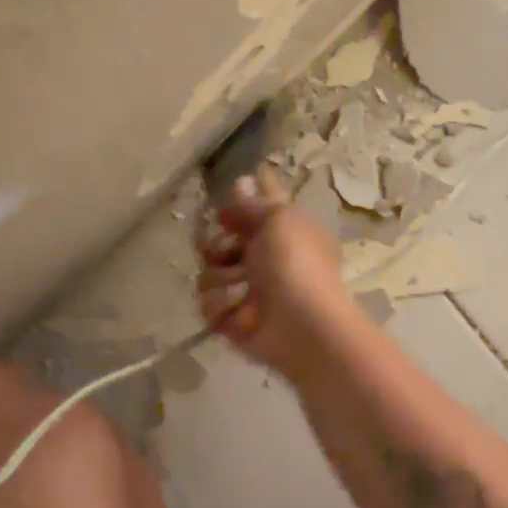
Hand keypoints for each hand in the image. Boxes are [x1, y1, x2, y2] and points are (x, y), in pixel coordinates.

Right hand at [197, 169, 355, 377]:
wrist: (300, 325)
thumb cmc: (296, 264)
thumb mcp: (279, 218)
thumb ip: (255, 203)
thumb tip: (243, 181)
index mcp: (281, 231)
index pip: (254, 209)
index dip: (237, 207)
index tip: (228, 211)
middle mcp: (262, 259)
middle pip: (218, 241)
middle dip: (218, 245)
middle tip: (230, 252)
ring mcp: (245, 290)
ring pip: (208, 272)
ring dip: (221, 278)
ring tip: (243, 289)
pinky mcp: (230, 318)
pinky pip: (207, 303)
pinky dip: (222, 305)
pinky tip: (240, 311)